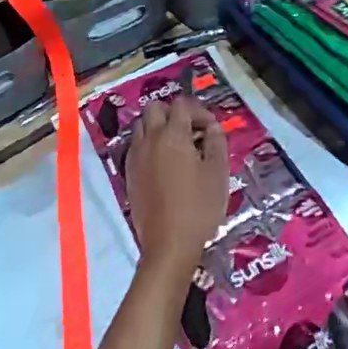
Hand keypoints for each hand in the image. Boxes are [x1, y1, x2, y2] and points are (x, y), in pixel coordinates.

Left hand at [124, 97, 228, 275]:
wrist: (169, 244)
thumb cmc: (199, 207)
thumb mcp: (218, 172)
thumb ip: (216, 142)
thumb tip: (212, 126)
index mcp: (173, 135)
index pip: (182, 104)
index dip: (199, 111)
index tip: (211, 129)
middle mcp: (150, 139)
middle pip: (156, 108)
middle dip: (174, 113)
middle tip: (192, 131)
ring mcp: (136, 155)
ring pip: (141, 124)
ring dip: (158, 126)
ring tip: (176, 145)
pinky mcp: (129, 172)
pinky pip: (135, 145)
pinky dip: (148, 143)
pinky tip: (163, 162)